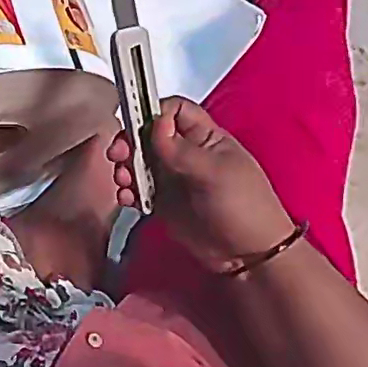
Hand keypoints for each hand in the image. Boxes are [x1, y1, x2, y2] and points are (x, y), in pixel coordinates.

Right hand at [108, 97, 298, 273]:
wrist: (248, 256)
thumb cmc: (242, 206)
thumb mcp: (215, 173)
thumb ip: (181, 150)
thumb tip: (155, 123)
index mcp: (203, 137)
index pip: (174, 110)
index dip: (153, 113)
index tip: (139, 128)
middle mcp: (184, 152)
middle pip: (147, 134)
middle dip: (129, 140)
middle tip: (118, 155)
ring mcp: (172, 177)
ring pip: (138, 160)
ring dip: (125, 167)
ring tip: (124, 182)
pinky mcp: (162, 201)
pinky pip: (137, 188)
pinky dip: (128, 191)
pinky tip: (128, 199)